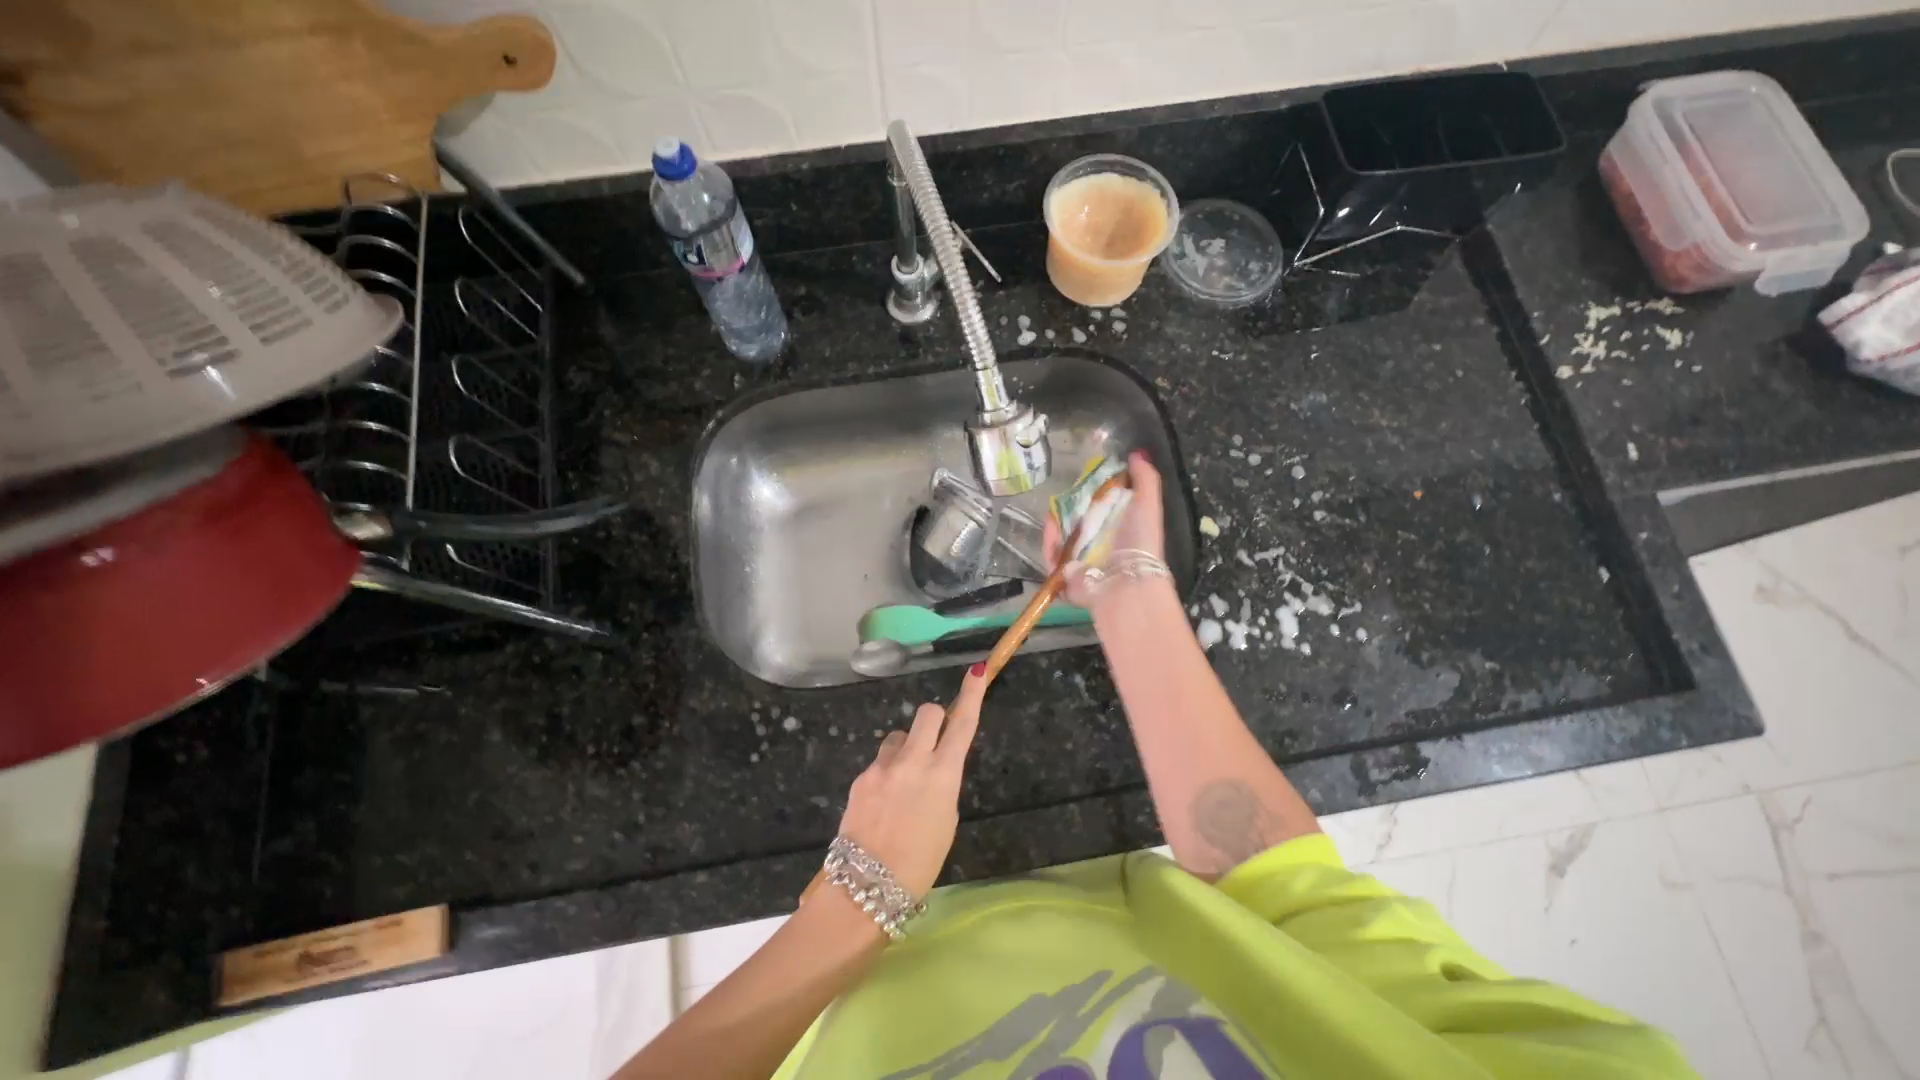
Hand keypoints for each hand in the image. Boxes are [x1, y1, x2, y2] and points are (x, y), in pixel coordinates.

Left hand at [832, 664, 987, 897]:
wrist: (868, 883)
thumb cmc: (921, 862)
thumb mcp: (946, 821)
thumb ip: (943, 785)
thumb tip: (935, 769)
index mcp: (943, 773)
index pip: (962, 723)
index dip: (971, 695)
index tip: (976, 671)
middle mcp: (913, 760)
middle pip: (927, 714)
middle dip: (934, 721)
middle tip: (933, 743)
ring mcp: (883, 766)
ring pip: (898, 737)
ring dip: (904, 750)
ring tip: (902, 786)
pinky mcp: (861, 777)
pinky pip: (879, 763)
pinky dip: (886, 775)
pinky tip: (882, 806)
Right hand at [1042, 450, 1166, 608]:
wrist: (1125, 581)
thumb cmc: (1139, 541)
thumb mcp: (1148, 504)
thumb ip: (1145, 479)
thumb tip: (1136, 454)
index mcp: (1119, 527)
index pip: (1099, 505)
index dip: (1088, 493)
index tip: (1081, 483)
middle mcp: (1100, 544)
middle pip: (1075, 520)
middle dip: (1065, 509)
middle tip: (1060, 501)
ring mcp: (1082, 560)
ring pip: (1060, 537)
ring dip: (1054, 527)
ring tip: (1053, 522)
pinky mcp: (1067, 575)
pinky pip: (1052, 556)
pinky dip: (1049, 546)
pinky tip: (1051, 537)